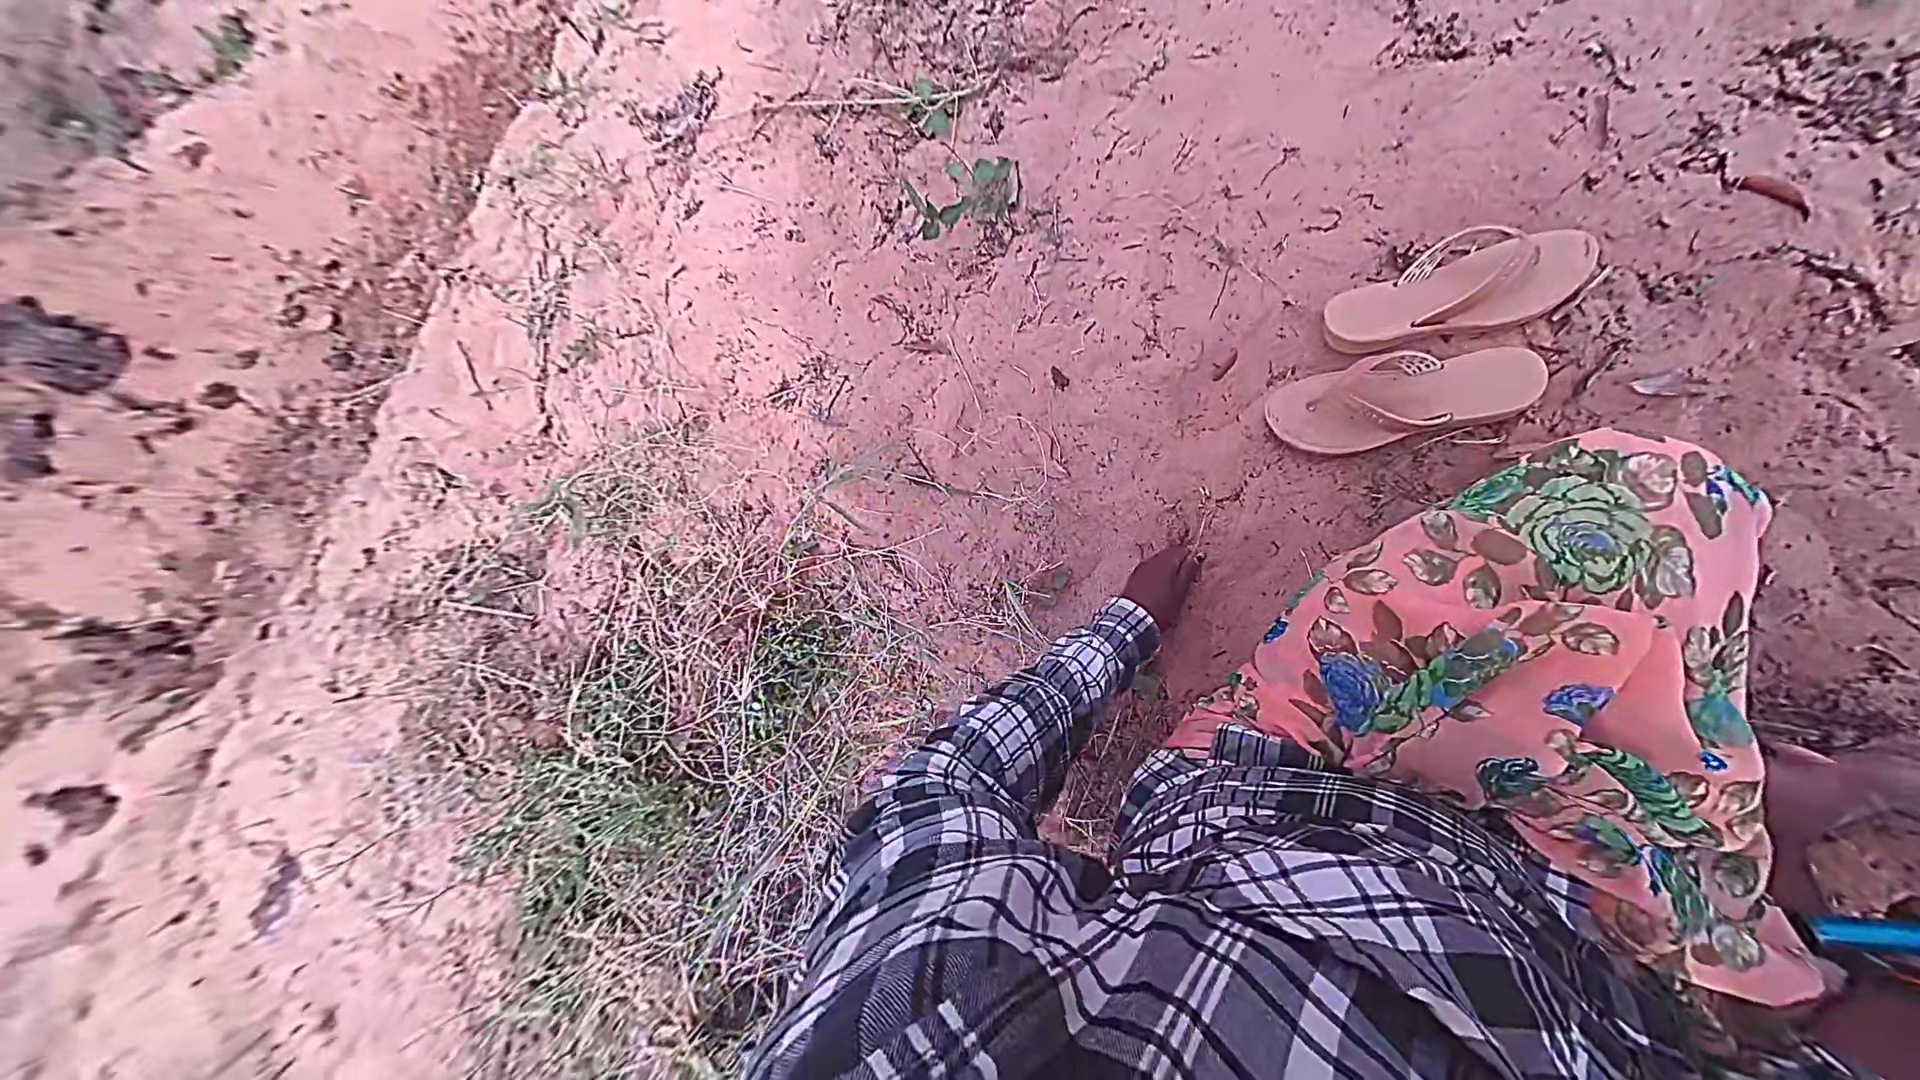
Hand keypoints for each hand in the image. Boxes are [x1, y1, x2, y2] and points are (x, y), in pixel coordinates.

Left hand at [1121, 545, 1202, 630]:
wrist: (1134, 619)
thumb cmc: (1162, 605)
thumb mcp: (1181, 590)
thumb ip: (1189, 571)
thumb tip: (1197, 555)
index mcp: (1166, 560)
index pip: (1183, 550)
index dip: (1191, 560)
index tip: (1194, 576)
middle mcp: (1152, 560)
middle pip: (1170, 556)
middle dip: (1178, 566)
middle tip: (1183, 585)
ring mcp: (1140, 568)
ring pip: (1159, 564)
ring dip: (1166, 572)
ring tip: (1170, 591)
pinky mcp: (1133, 578)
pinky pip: (1149, 572)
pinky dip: (1155, 578)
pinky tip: (1157, 592)